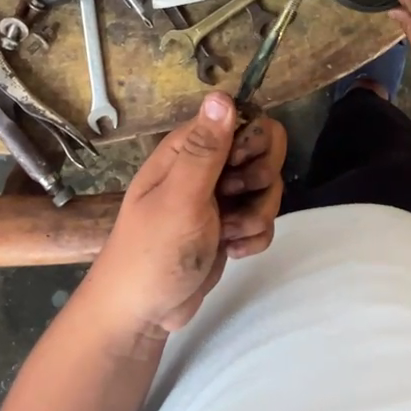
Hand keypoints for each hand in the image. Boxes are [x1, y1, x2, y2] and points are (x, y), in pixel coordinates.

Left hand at [80, 92, 284, 339]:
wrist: (142, 315)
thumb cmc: (152, 252)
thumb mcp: (179, 198)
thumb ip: (205, 149)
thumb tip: (222, 94)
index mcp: (188, 149)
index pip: (245, 120)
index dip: (252, 143)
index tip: (238, 169)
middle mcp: (207, 167)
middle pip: (265, 152)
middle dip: (261, 182)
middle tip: (233, 200)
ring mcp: (220, 198)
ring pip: (268, 188)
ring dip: (256, 215)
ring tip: (226, 236)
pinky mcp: (230, 227)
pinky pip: (264, 220)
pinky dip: (253, 237)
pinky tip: (231, 250)